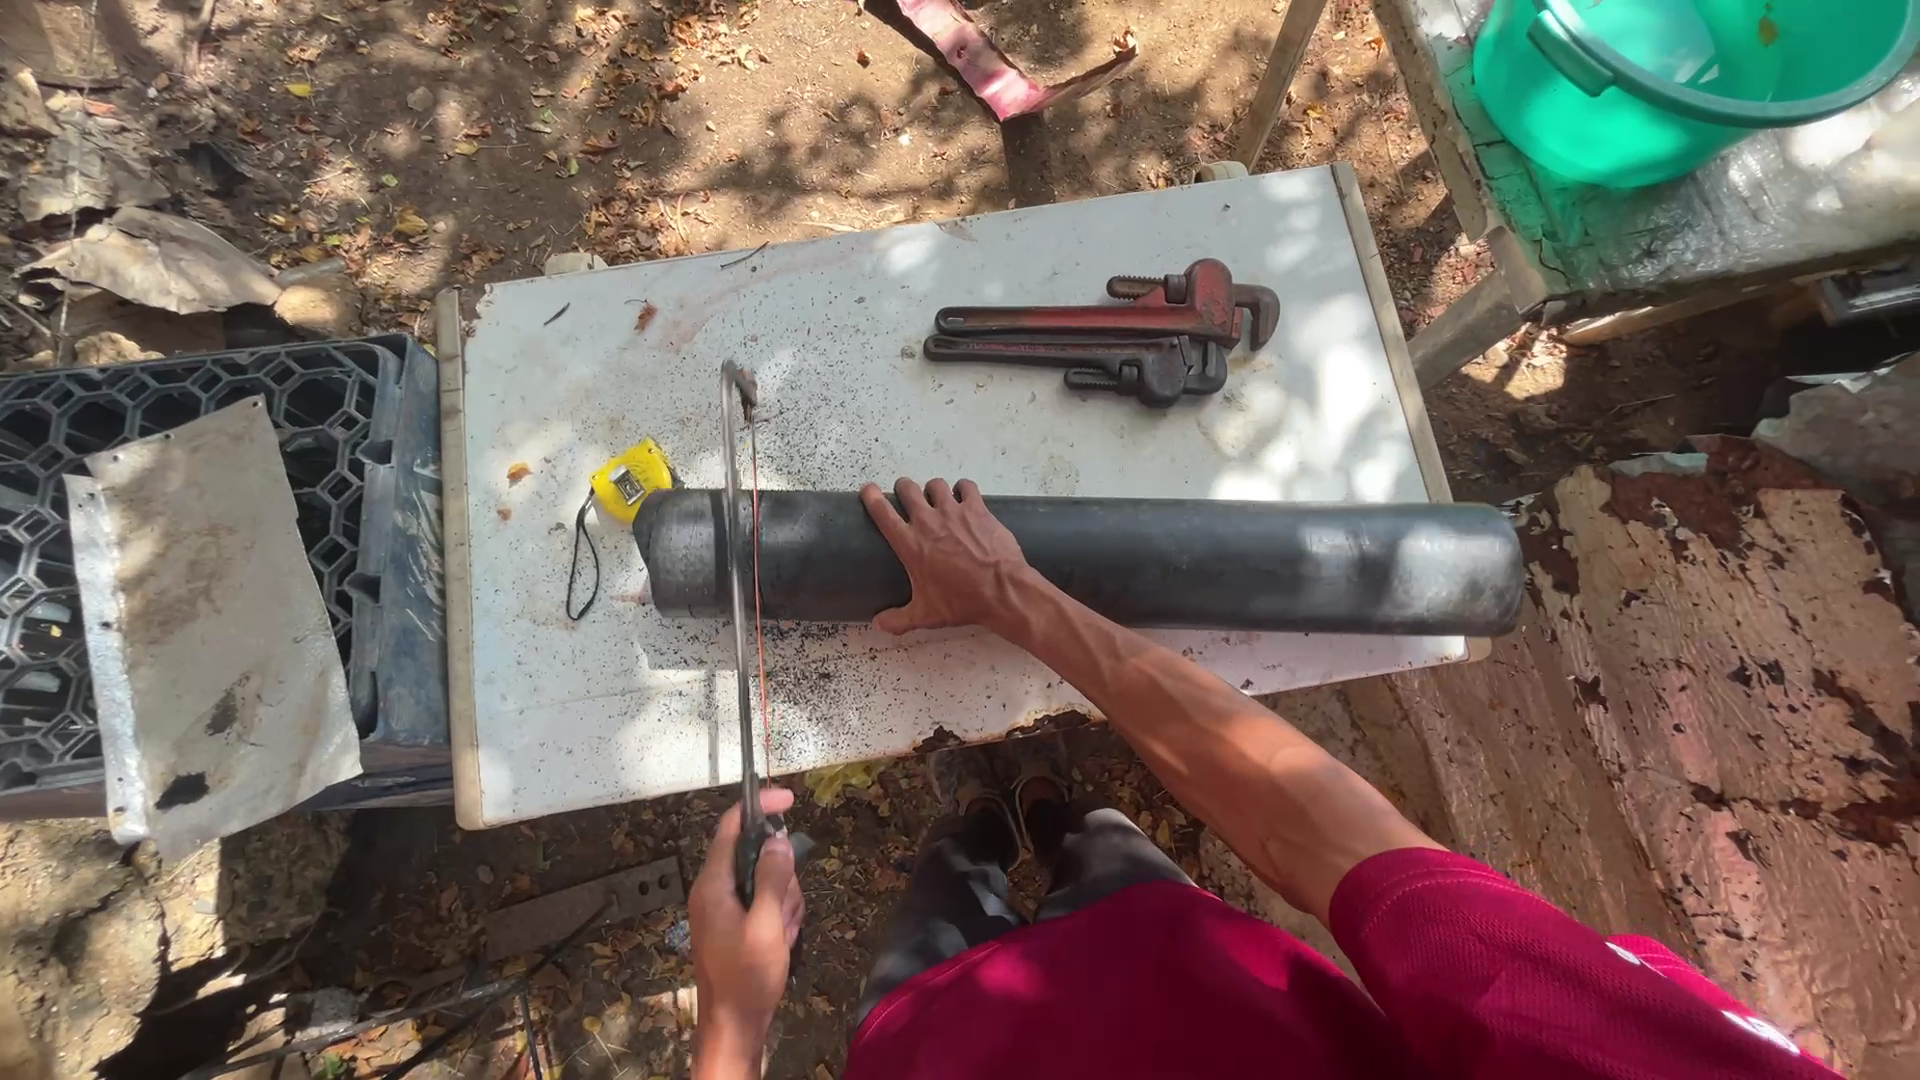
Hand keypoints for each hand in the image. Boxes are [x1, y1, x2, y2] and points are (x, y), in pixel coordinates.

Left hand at [689, 787, 802, 1077]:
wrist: (734, 1029)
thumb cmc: (747, 977)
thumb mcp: (767, 925)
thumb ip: (773, 878)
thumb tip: (778, 839)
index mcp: (712, 884)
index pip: (731, 826)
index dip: (758, 805)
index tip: (789, 797)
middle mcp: (714, 890)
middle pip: (755, 853)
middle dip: (782, 873)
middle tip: (789, 905)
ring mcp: (725, 907)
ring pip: (766, 877)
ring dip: (785, 897)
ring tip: (786, 930)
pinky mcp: (737, 922)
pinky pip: (766, 900)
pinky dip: (782, 913)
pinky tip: (784, 938)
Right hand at [860, 477, 1037, 634]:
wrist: (1001, 590)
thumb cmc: (961, 601)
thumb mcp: (925, 615)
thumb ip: (898, 620)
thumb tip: (878, 624)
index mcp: (910, 544)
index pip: (882, 512)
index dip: (871, 497)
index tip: (869, 491)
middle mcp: (928, 522)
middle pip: (907, 489)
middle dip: (903, 488)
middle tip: (907, 496)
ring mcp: (953, 512)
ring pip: (935, 485)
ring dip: (933, 490)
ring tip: (936, 498)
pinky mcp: (977, 509)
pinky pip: (966, 486)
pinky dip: (962, 489)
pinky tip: (964, 497)